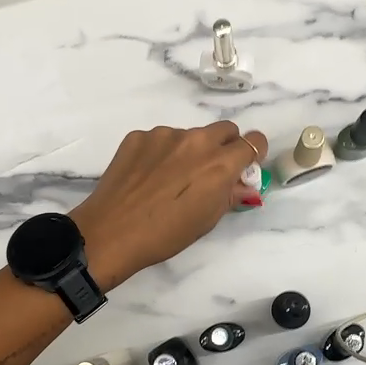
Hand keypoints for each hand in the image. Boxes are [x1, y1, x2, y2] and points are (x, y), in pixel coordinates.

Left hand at [71, 122, 267, 288]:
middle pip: (224, 130)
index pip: (253, 142)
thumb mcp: (206, 220)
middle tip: (210, 171)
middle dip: (224, 146)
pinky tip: (147, 177)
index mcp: (219, 164)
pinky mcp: (138, 136)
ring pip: (189, 134)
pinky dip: (161, 152)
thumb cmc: (165, 235)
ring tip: (170, 180)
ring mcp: (164, 135)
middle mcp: (196, 141)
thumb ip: (230, 196)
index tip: (244, 165)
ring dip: (189, 150)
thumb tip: (245, 186)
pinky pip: (160, 139)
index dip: (253, 153)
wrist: (112, 233)